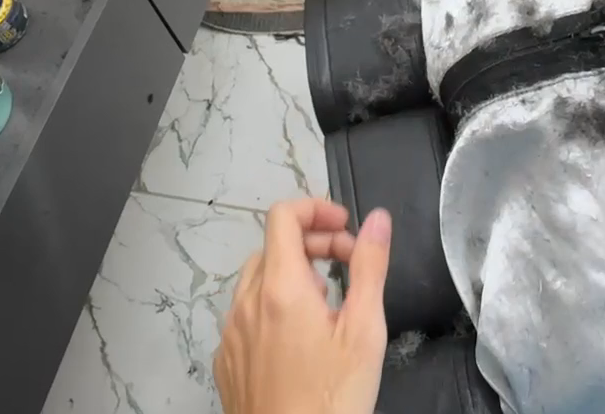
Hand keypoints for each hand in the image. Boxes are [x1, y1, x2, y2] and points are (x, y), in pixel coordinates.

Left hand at [215, 199, 392, 413]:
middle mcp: (246, 304)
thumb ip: (370, 265)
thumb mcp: (365, 330)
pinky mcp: (226, 364)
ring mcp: (231, 336)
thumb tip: (377, 218)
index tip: (346, 228)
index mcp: (280, 287)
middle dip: (313, 242)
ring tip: (328, 299)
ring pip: (257, 279)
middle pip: (273, 245)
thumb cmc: (333, 398)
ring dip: (292, 272)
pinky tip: (299, 337)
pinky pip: (246, 314)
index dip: (316, 209)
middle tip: (349, 263)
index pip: (283, 215)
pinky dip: (273, 305)